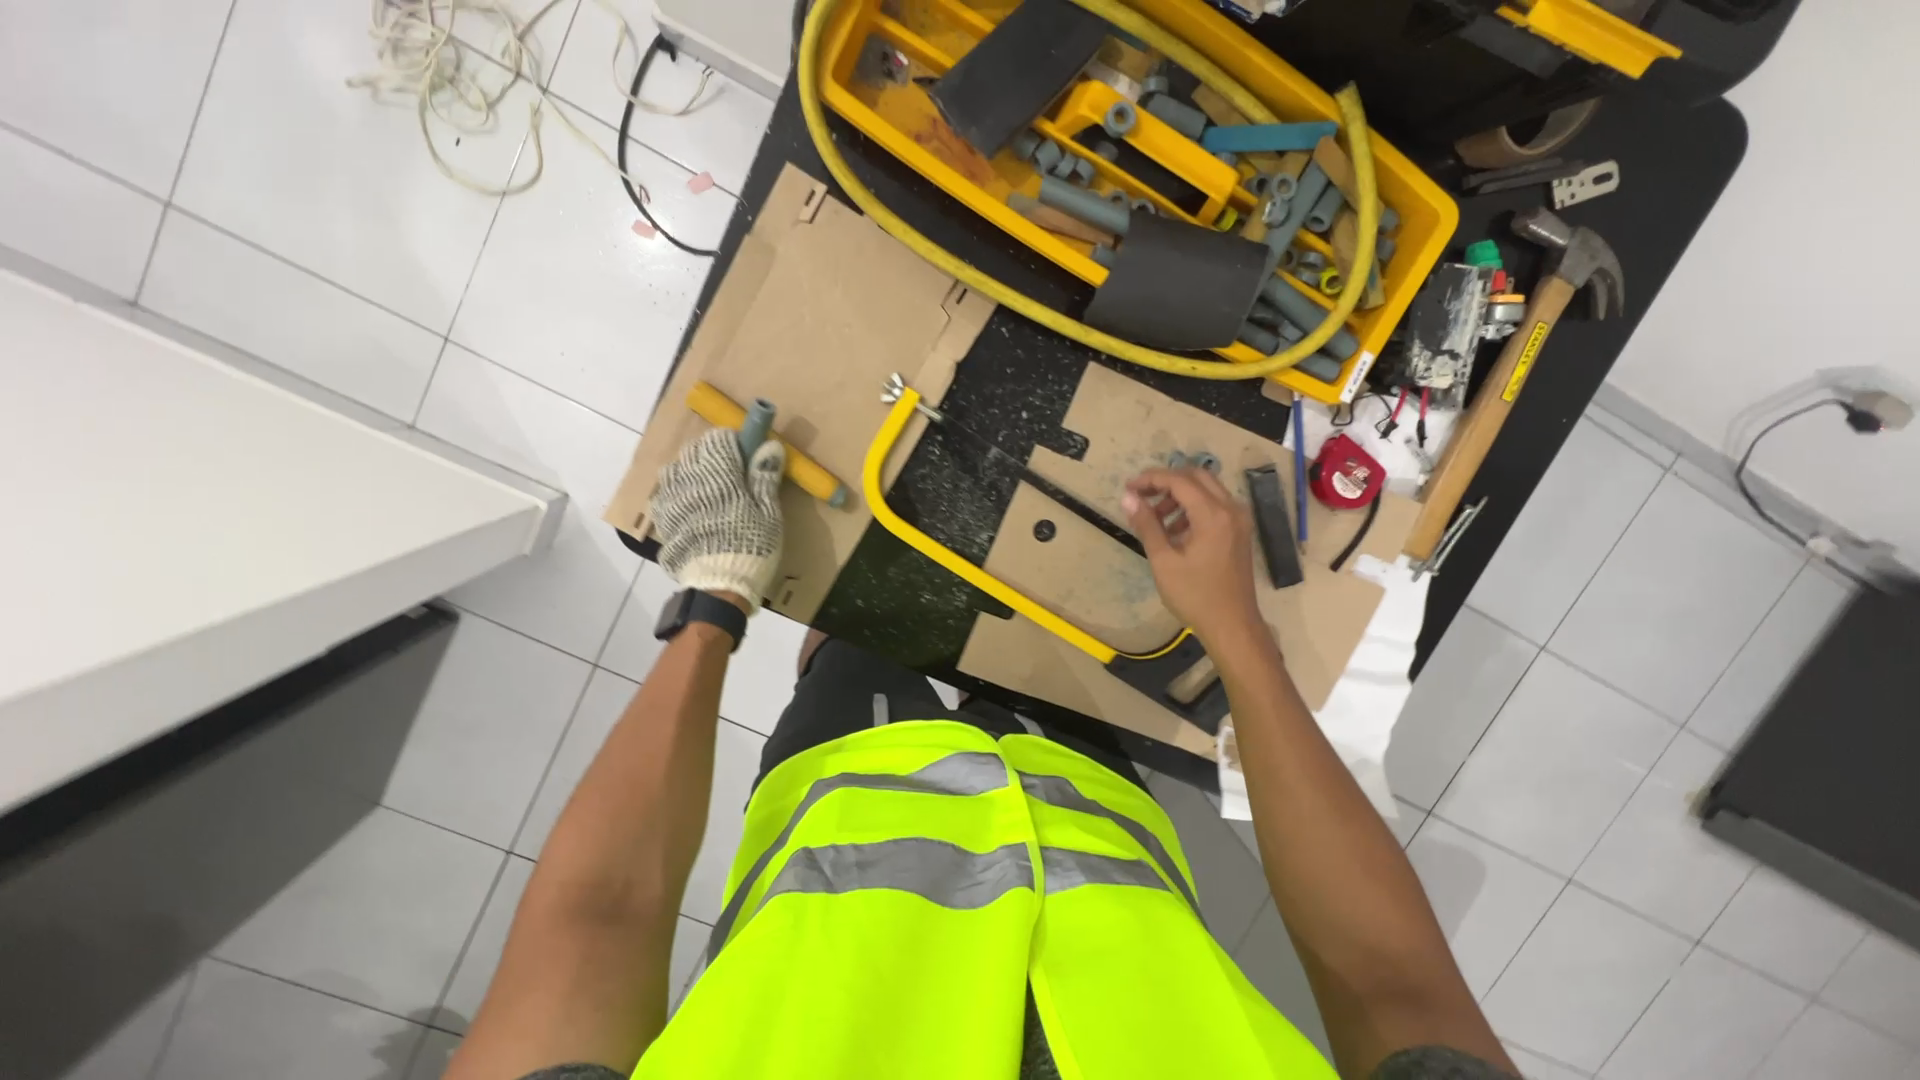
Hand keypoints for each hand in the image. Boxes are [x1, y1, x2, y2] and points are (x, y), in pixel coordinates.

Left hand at [650, 428, 785, 612]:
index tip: (746, 455)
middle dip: (712, 455)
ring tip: (708, 491)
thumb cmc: (750, 546)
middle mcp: (688, 479)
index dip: (733, 443)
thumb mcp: (768, 512)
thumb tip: (770, 445)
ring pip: (677, 470)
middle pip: (695, 452)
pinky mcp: (662, 519)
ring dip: (692, 473)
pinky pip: (667, 495)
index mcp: (717, 473)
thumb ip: (765, 476)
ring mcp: (671, 499)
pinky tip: (692, 508)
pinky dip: (680, 494)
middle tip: (731, 474)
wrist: (718, 587)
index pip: (718, 439)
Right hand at [1122, 467, 1261, 643]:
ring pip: (1207, 489)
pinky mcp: (1239, 531)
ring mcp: (1239, 519)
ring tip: (1155, 518)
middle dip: (1166, 481)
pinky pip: (1215, 505)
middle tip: (1141, 496)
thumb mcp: (1164, 561)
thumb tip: (1128, 498)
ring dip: (1179, 495)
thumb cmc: (1195, 596)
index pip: (1179, 481)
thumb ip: (1147, 525)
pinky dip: (1193, 507)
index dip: (1151, 479)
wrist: (1232, 625)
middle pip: (1196, 476)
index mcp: (1213, 515)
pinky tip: (1174, 530)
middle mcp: (1231, 509)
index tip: (1128, 488)